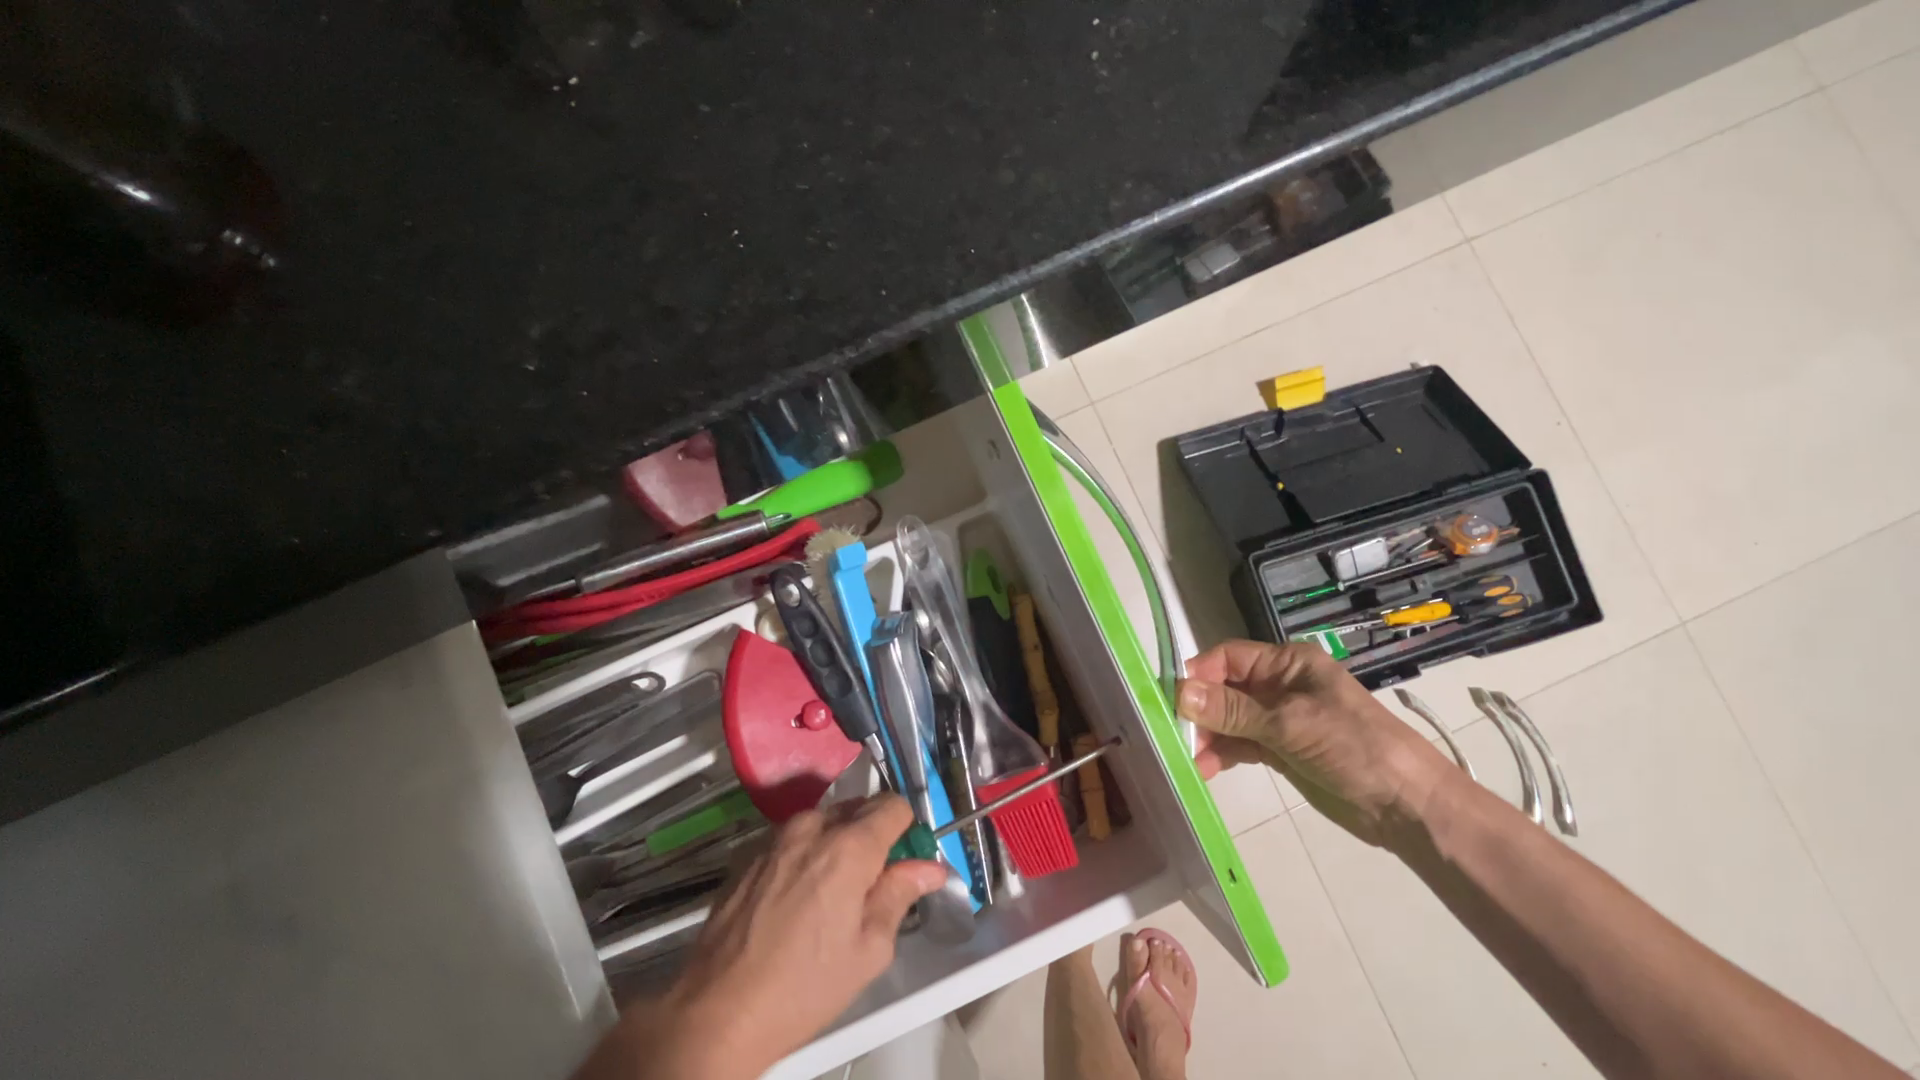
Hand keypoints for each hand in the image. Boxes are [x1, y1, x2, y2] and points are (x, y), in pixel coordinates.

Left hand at [572, 796, 944, 1079]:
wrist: (717, 1011)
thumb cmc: (804, 987)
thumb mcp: (869, 950)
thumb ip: (899, 895)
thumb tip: (928, 868)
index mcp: (848, 847)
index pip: (892, 806)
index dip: (906, 829)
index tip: (906, 861)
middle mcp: (810, 829)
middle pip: (856, 808)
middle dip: (873, 834)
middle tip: (874, 882)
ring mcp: (772, 840)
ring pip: (820, 822)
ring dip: (836, 842)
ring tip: (833, 894)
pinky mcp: (746, 859)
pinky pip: (790, 841)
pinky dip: (805, 855)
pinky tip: (797, 901)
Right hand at [1178, 640, 1451, 845]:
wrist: (1403, 802)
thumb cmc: (1352, 746)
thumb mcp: (1289, 724)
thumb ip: (1233, 710)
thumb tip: (1179, 694)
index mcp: (1288, 664)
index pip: (1228, 658)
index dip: (1198, 675)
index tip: (1170, 700)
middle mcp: (1280, 686)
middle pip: (1224, 689)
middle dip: (1198, 710)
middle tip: (1173, 736)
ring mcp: (1280, 719)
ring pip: (1228, 720)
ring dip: (1207, 737)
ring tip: (1189, 760)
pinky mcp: (1281, 750)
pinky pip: (1240, 745)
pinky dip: (1221, 754)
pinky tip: (1206, 770)